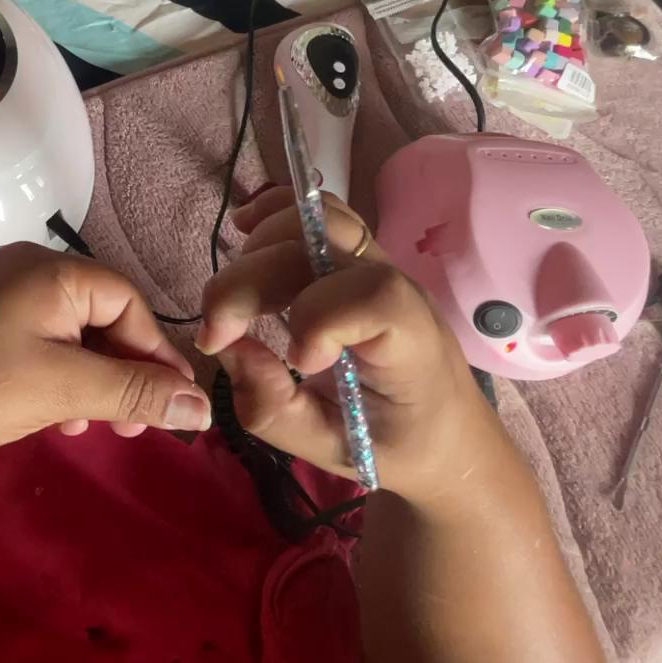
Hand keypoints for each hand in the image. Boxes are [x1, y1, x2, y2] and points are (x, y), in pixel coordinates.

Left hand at [0, 243, 212, 468]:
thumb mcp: (68, 391)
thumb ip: (137, 393)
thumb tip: (204, 407)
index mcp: (48, 269)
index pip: (126, 302)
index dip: (154, 353)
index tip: (174, 404)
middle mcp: (21, 267)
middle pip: (98, 315)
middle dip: (120, 372)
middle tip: (132, 426)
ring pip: (67, 332)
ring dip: (89, 380)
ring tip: (88, 426)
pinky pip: (36, 339)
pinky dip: (55, 374)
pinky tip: (55, 414)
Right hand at [197, 187, 503, 499]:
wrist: (446, 433)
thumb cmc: (393, 446)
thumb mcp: (331, 451)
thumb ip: (273, 409)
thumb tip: (227, 349)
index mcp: (411, 347)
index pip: (374, 297)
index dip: (320, 317)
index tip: (296, 360)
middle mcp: (398, 291)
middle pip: (318, 247)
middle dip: (249, 282)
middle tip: (215, 332)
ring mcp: (378, 266)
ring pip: (318, 216)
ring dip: (259, 244)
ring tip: (231, 293)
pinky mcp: (356, 257)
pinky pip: (318, 211)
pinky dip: (274, 212)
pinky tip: (244, 234)